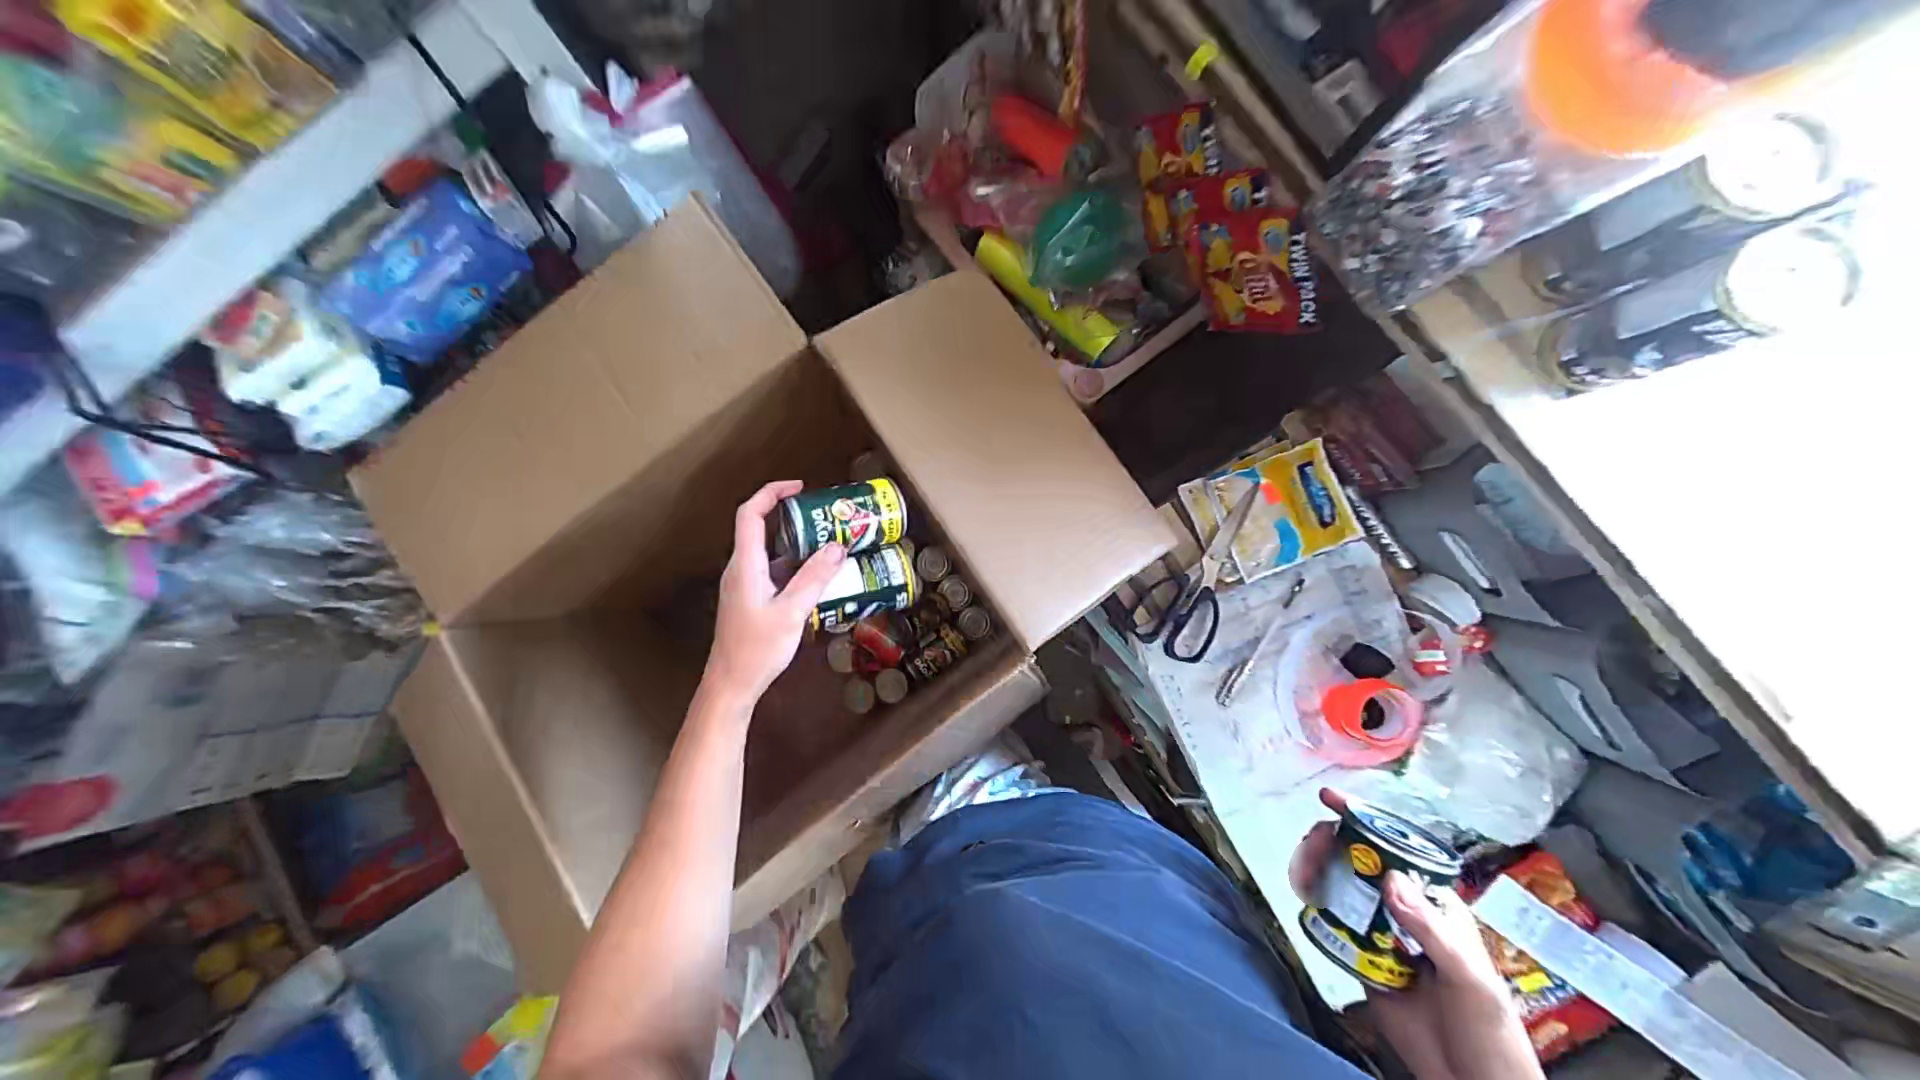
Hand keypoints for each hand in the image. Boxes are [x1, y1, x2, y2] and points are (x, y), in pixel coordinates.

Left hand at [704, 481, 846, 701]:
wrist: (731, 684)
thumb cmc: (756, 649)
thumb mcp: (792, 612)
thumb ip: (814, 578)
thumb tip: (837, 546)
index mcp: (745, 565)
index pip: (750, 514)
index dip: (771, 493)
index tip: (799, 488)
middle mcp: (740, 569)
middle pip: (759, 528)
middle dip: (790, 516)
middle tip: (823, 517)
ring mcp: (744, 585)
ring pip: (769, 552)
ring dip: (796, 543)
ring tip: (828, 544)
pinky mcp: (751, 600)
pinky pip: (772, 571)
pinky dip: (794, 566)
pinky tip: (817, 578)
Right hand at [1290, 789, 1541, 1079]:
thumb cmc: (1488, 1030)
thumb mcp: (1470, 979)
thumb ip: (1431, 930)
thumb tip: (1391, 880)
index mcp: (1432, 902)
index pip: (1396, 849)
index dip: (1363, 819)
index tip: (1330, 801)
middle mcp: (1400, 908)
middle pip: (1355, 859)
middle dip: (1328, 844)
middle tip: (1312, 851)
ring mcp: (1376, 930)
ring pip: (1335, 883)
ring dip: (1313, 869)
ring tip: (1304, 879)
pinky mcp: (1356, 955)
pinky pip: (1326, 919)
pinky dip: (1310, 903)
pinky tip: (1304, 902)